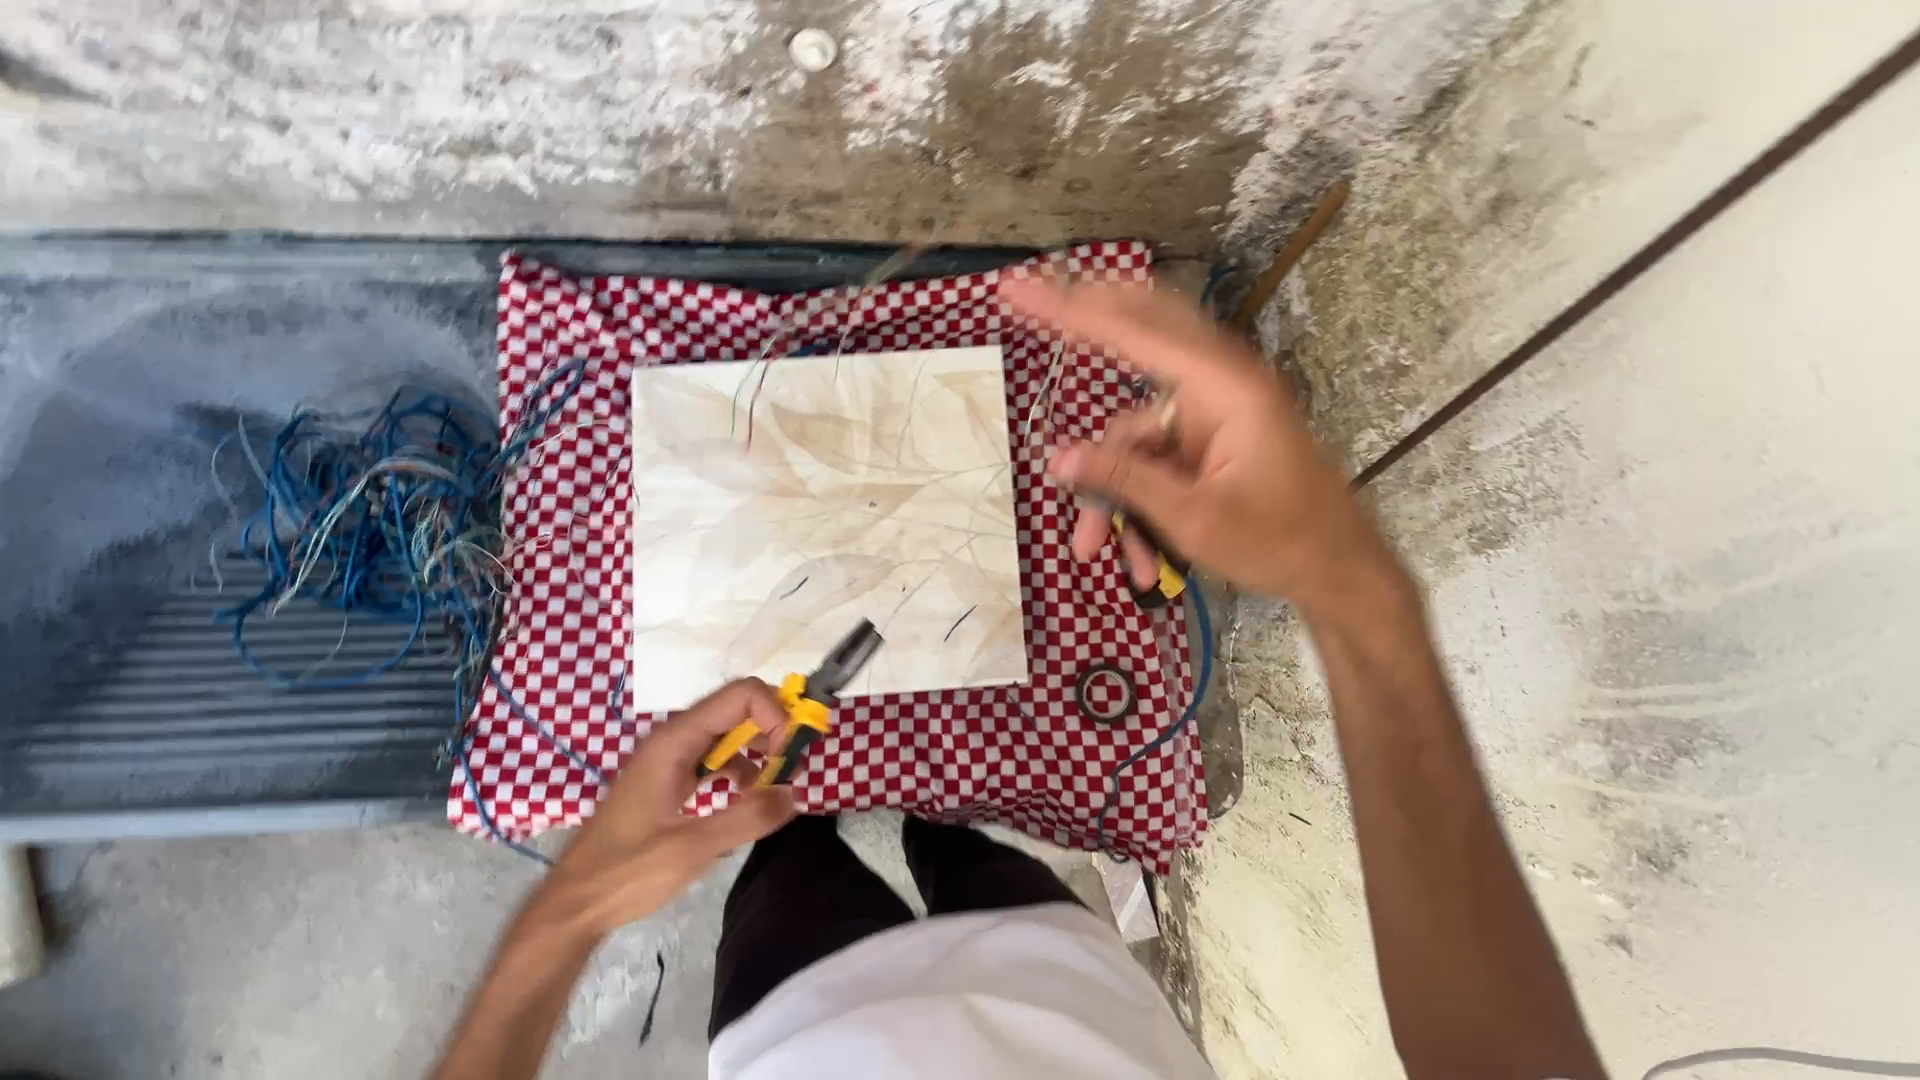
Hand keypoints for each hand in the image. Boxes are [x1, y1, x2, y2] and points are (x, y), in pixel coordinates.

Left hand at [527, 679, 798, 940]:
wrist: (572, 906)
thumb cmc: (624, 873)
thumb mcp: (691, 848)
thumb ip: (747, 818)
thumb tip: (793, 794)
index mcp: (675, 741)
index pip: (741, 695)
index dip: (775, 714)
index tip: (788, 757)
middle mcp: (674, 739)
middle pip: (738, 710)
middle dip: (773, 732)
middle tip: (789, 773)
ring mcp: (671, 760)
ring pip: (729, 735)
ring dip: (760, 754)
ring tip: (772, 792)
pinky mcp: (671, 781)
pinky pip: (716, 760)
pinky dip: (741, 773)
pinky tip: (745, 805)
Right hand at [999, 279, 1402, 613]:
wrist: (1341, 574)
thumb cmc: (1280, 543)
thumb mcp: (1192, 519)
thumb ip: (1123, 481)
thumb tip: (1058, 460)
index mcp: (1223, 388)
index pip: (1134, 331)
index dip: (1070, 309)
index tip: (1018, 290)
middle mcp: (1217, 387)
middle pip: (1140, 335)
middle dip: (1086, 331)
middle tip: (1027, 305)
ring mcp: (1214, 415)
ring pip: (1136, 430)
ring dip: (1113, 491)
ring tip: (1098, 553)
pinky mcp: (1211, 444)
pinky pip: (1155, 458)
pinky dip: (1138, 502)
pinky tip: (1141, 559)